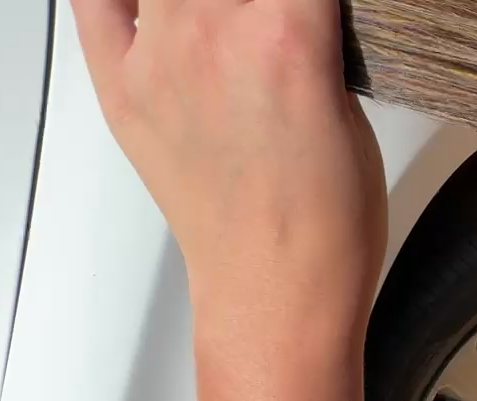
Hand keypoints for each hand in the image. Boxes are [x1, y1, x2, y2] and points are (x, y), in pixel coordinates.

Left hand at [72, 0, 385, 329]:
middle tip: (274, 24)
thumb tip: (300, 16)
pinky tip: (161, 12)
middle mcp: (212, 32)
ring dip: (212, 2)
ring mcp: (155, 55)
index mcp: (288, 42)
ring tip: (233, 29)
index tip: (317, 9)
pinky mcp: (119, 84)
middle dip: (263, 1)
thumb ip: (321, 53)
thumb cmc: (330, 234)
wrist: (279, 295)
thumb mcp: (356, 128)